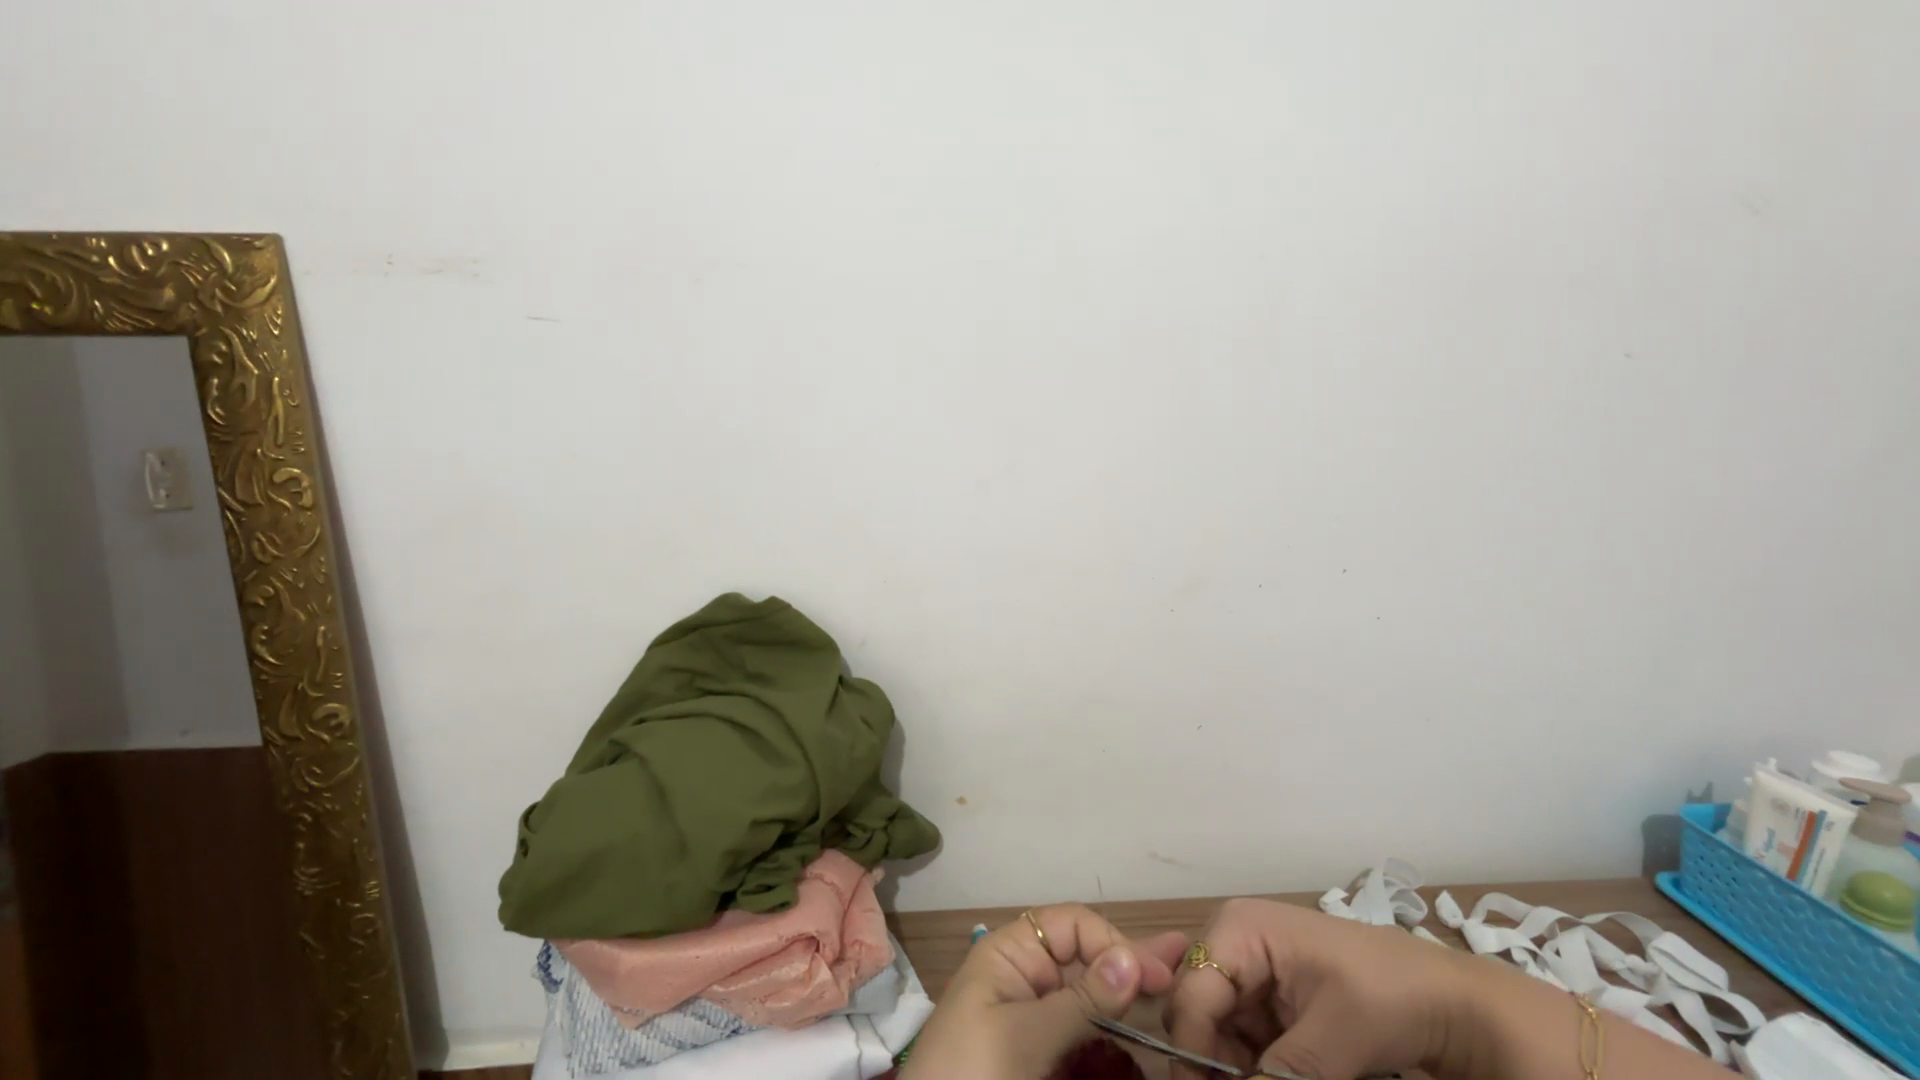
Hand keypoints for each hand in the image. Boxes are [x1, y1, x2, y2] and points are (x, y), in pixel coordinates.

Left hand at [901, 904, 1190, 1079]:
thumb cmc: (970, 1070)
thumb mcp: (1024, 1034)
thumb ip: (1080, 1000)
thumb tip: (1132, 958)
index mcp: (1011, 954)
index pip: (1073, 927)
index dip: (1115, 943)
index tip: (1157, 976)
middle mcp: (1025, 976)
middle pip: (1087, 958)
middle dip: (1131, 961)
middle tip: (1182, 967)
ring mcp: (1035, 1016)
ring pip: (1090, 996)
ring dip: (1128, 994)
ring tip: (1172, 990)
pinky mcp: (1042, 1053)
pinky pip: (1083, 1031)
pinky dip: (1112, 1030)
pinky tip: (1140, 1028)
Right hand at [1164, 898, 1474, 1079]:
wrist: (1449, 1000)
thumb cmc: (1389, 997)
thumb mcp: (1334, 1039)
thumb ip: (1280, 1076)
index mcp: (1238, 929)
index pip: (1190, 995)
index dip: (1192, 1053)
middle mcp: (1232, 940)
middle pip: (1195, 1009)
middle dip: (1211, 1060)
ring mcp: (1249, 968)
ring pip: (1213, 1028)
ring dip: (1231, 1066)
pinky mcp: (1266, 995)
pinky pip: (1239, 1035)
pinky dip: (1250, 1064)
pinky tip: (1274, 1075)